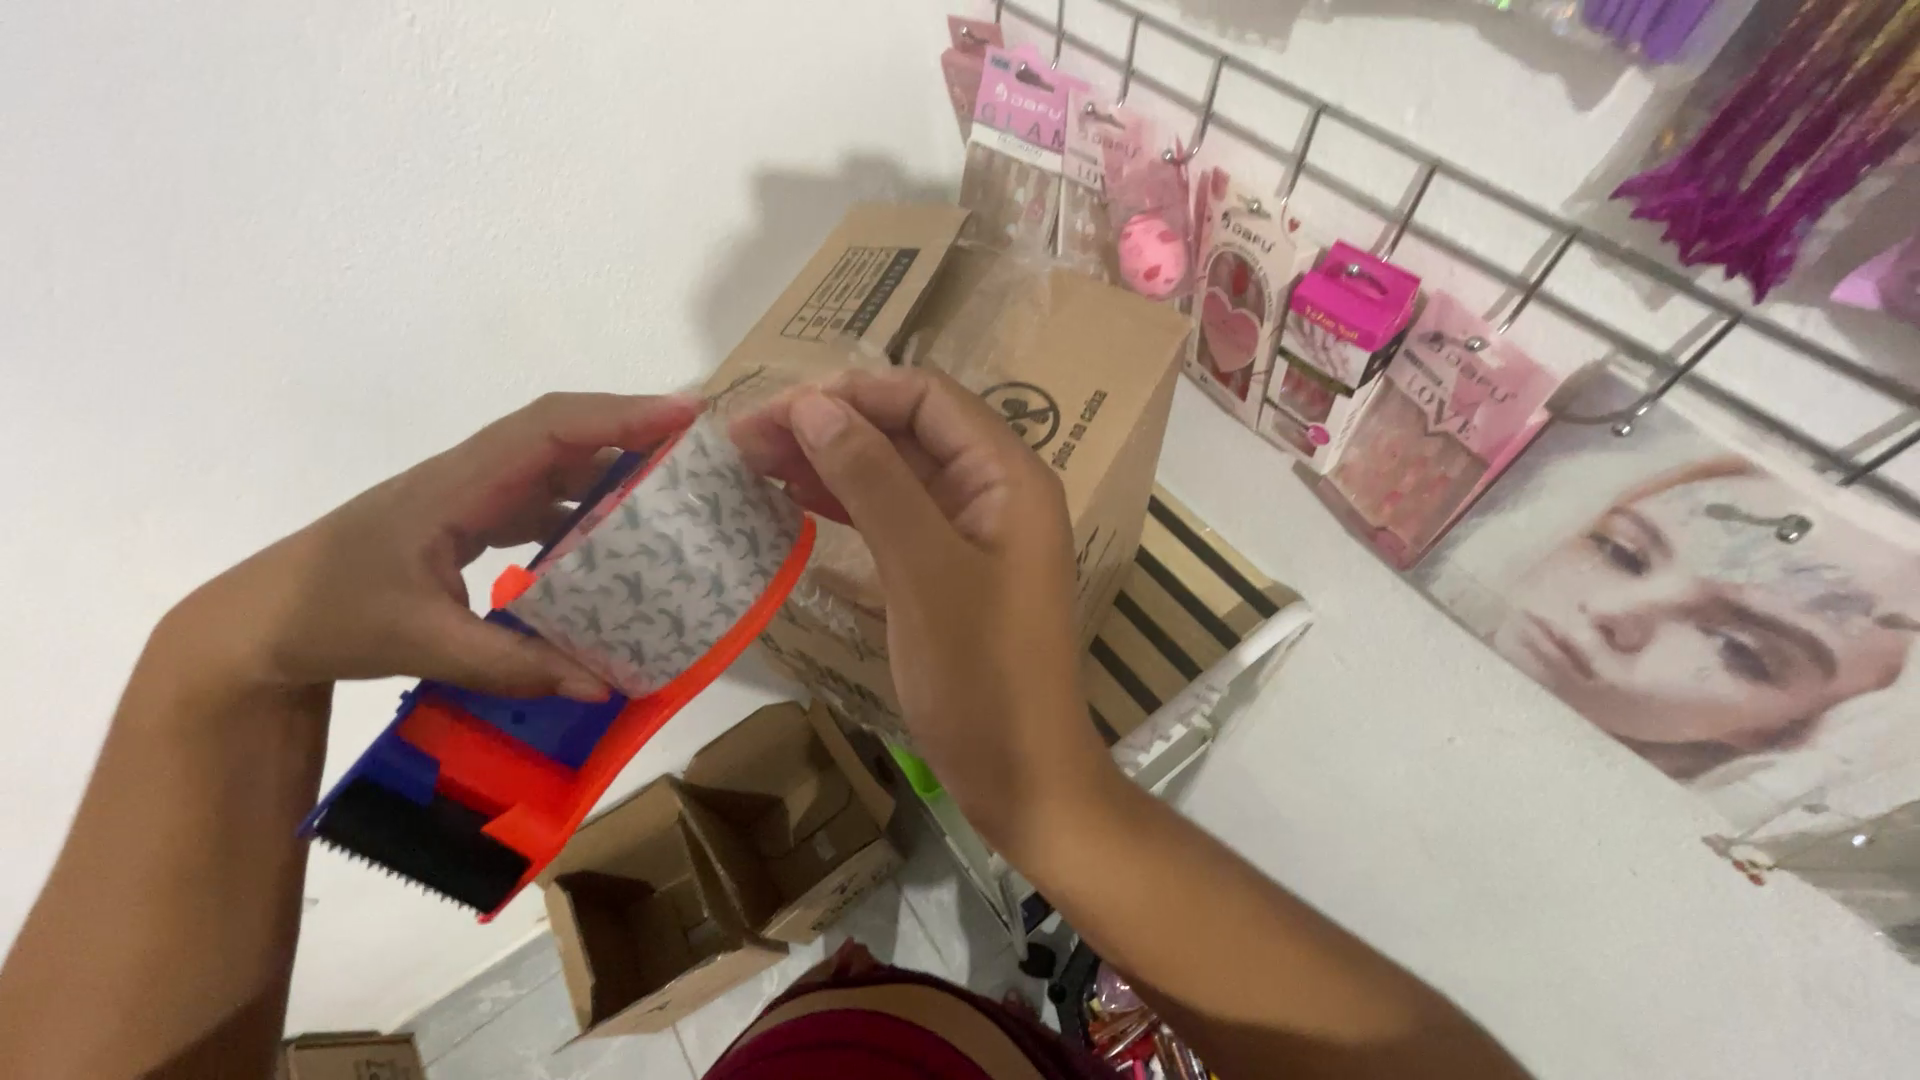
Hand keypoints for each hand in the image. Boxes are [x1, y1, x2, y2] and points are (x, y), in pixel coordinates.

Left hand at [159, 392, 701, 704]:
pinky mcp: (472, 521)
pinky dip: (588, 507)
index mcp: (456, 486)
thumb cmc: (327, 619)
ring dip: (614, 468)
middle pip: (563, 433)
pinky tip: (618, 539)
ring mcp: (471, 497)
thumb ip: (513, 664)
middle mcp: (471, 477)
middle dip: (632, 431)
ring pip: (556, 464)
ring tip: (674, 490)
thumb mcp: (421, 643)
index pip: (549, 429)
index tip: (683, 418)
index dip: (619, 417)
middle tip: (699, 450)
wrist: (256, 627)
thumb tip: (605, 685)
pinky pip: (544, 499)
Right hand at [731, 369, 1117, 853]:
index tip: (776, 412)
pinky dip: (847, 504)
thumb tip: (813, 403)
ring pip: (895, 472)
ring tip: (753, 463)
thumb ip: (872, 480)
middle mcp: (995, 490)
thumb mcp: (922, 570)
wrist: (1019, 774)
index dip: (850, 392)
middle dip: (830, 425)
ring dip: (829, 462)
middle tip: (744, 440)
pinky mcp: (949, 568)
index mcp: (1008, 475)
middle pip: (906, 430)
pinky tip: (795, 500)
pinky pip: (894, 517)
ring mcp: (973, 531)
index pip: (926, 397)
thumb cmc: (979, 675)